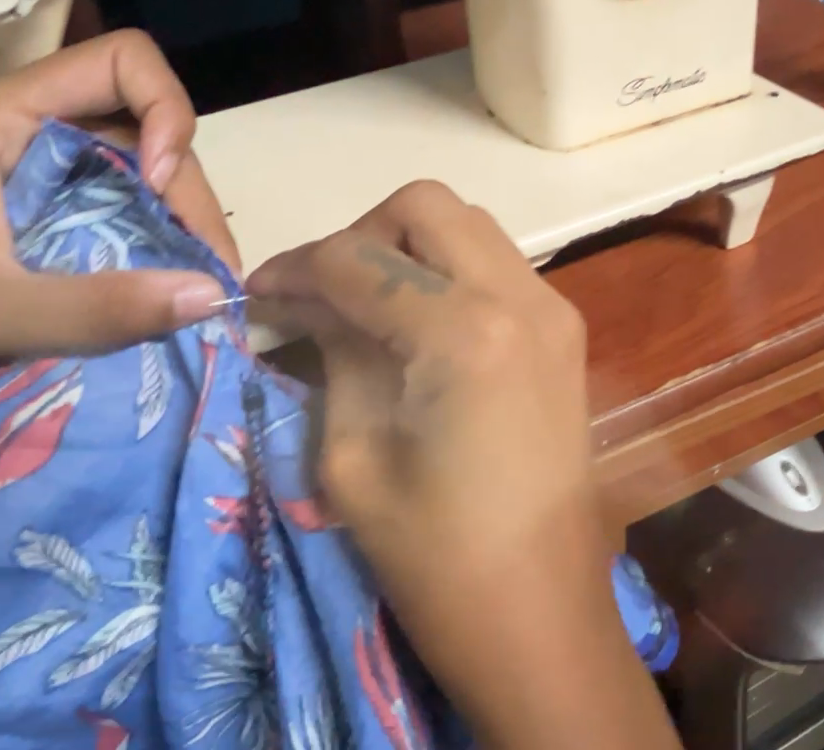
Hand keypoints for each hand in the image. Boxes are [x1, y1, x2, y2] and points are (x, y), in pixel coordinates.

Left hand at [0, 29, 238, 400]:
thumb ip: (98, 308)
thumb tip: (212, 295)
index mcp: (6, 113)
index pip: (124, 61)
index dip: (166, 111)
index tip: (160, 187)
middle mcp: (31, 125)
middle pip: (146, 124)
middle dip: (187, 190)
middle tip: (209, 267)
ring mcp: (37, 165)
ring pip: (139, 167)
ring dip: (177, 219)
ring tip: (197, 284)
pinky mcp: (41, 203)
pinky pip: (118, 202)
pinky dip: (150, 238)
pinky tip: (161, 282)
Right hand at [248, 180, 598, 594]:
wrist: (541, 617)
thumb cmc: (434, 558)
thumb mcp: (352, 456)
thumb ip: (331, 353)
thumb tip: (303, 298)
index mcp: (464, 330)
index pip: (359, 259)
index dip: (295, 267)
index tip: (257, 295)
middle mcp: (520, 296)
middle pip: (425, 206)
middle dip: (361, 235)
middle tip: (323, 294)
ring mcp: (553, 309)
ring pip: (468, 226)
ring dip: (408, 248)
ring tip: (366, 308)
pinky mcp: (566, 331)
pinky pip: (497, 265)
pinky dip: (448, 273)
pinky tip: (416, 327)